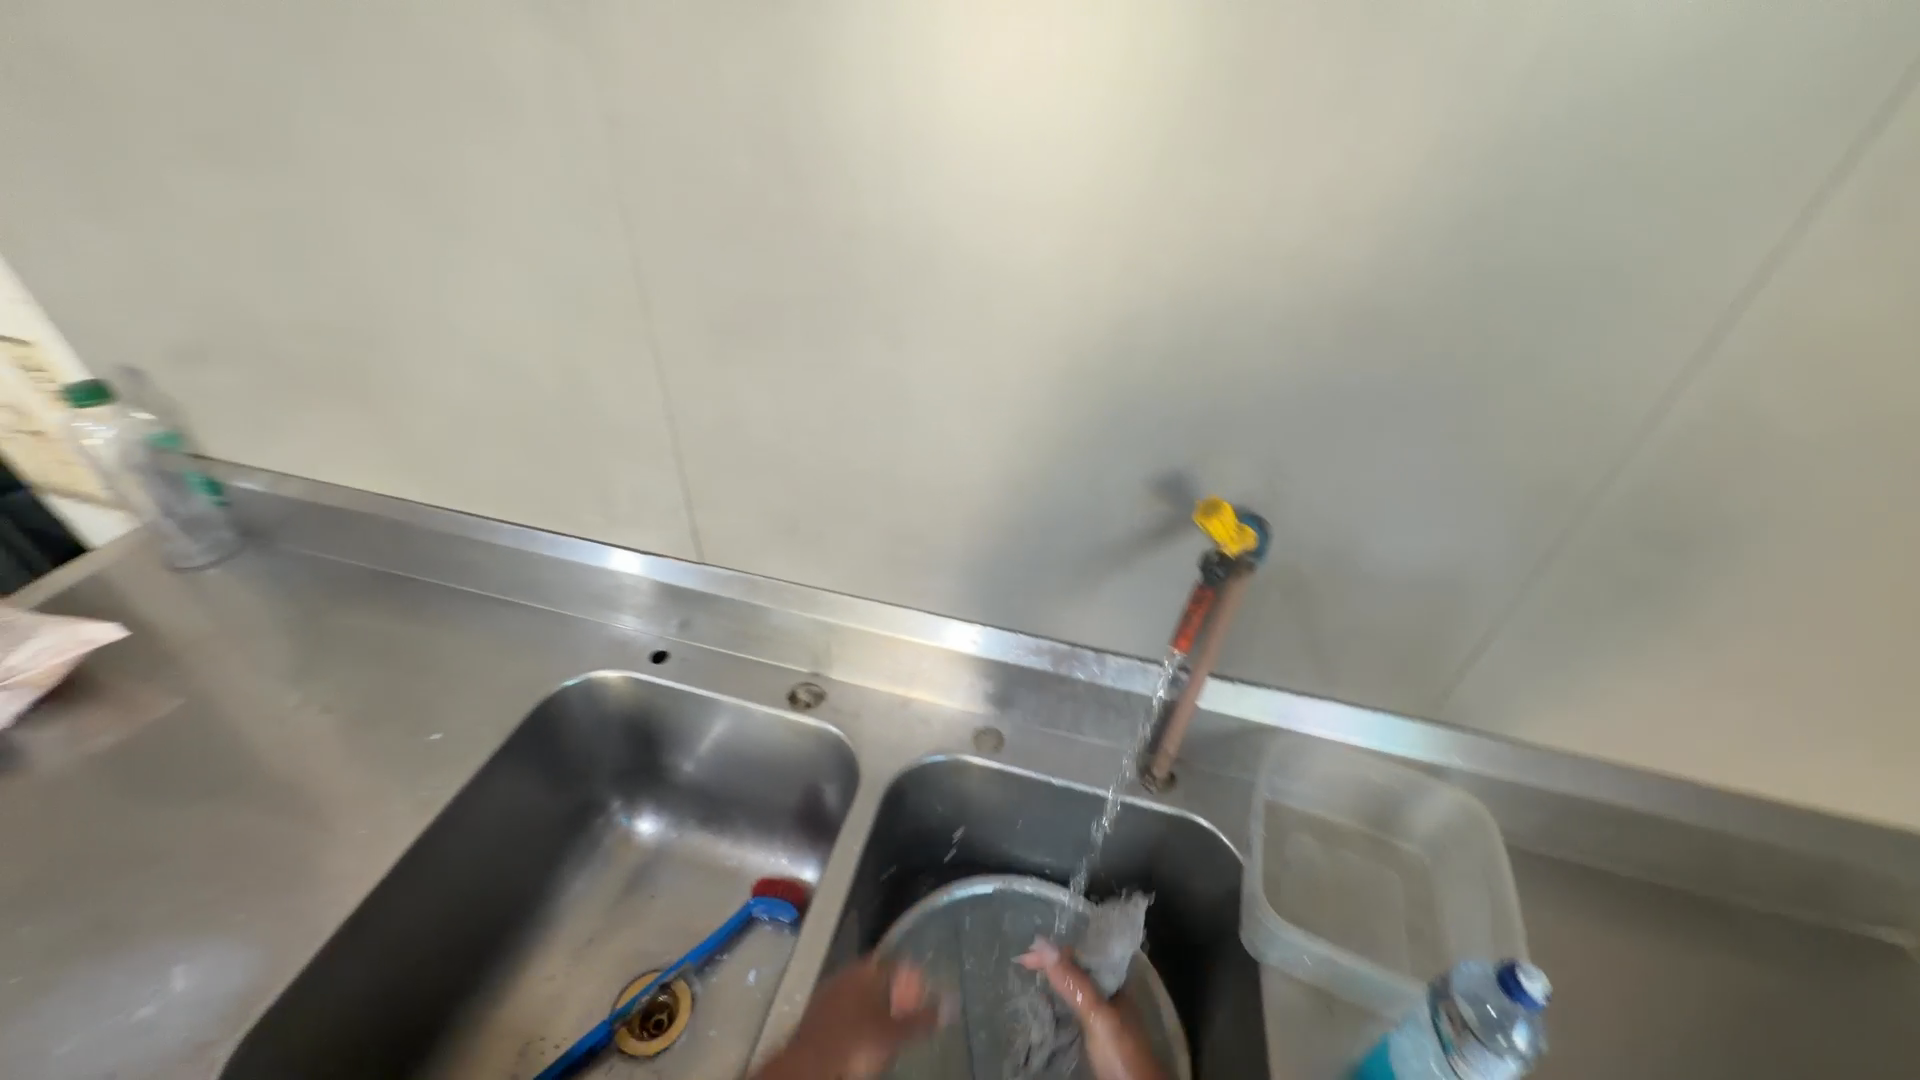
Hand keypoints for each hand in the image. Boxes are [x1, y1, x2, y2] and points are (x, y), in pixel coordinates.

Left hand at [756, 956, 942, 1079]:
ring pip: (858, 994)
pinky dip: (857, 1020)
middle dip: (893, 993)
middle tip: (909, 1013)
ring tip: (889, 1028)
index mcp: (864, 970)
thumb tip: (953, 1001)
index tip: (924, 994)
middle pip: (876, 977)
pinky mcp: (816, 1017)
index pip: (895, 962)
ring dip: (874, 1007)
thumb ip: (923, 1018)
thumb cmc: (855, 1044)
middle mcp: (845, 974)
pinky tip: (864, 1037)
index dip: (912, 977)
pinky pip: (844, 1011)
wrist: (808, 1068)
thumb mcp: (894, 1034)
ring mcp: (827, 994)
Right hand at [1018, 939, 1167, 1079]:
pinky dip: (1056, 1007)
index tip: (1024, 957)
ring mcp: (1103, 1018)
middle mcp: (1109, 996)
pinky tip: (1043, 1011)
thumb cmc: (1121, 1051)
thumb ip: (1074, 981)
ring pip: (1074, 992)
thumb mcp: (1097, 1014)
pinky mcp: (1096, 1039)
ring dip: (1052, 985)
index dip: (1053, 952)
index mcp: (1115, 983)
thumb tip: (1041, 942)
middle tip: (1021, 965)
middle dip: (1050, 964)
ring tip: (1027, 982)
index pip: (1081, 954)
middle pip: (1077, 970)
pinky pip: (1071, 1013)